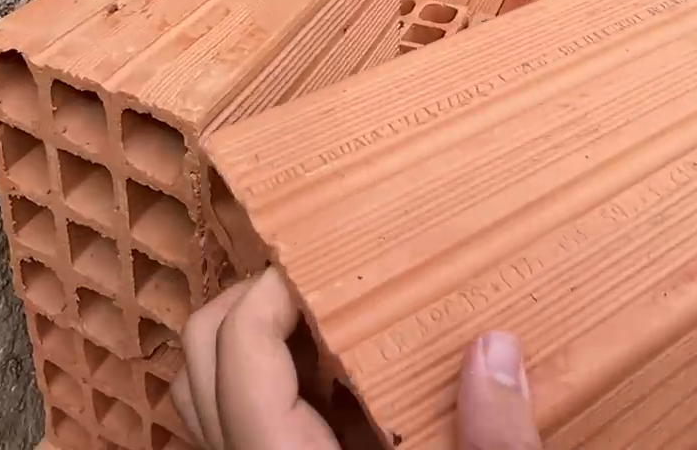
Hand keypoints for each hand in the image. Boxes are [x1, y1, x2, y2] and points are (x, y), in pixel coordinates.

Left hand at [170, 267, 540, 449]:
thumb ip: (493, 444)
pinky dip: (254, 381)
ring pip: (199, 392)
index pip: (236, 352)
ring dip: (241, 339)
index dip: (265, 291)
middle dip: (245, 302)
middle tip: (313, 286)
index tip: (316, 265)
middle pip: (199, 359)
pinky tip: (322, 386)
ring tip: (311, 324)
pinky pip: (225, 424)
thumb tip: (496, 345)